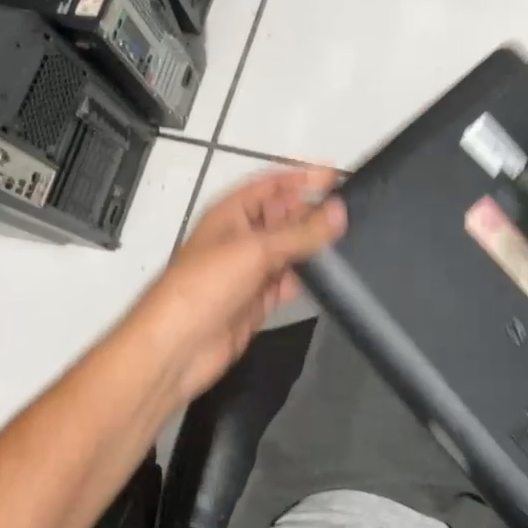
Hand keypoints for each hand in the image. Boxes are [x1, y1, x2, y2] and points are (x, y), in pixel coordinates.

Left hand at [145, 168, 345, 400]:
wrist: (175, 350)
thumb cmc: (204, 287)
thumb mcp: (255, 250)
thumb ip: (302, 232)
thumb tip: (340, 211)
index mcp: (232, 213)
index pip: (273, 184)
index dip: (302, 177)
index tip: (338, 177)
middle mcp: (242, 236)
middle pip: (285, 216)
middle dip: (314, 212)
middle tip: (352, 212)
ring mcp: (251, 269)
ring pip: (291, 249)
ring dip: (315, 246)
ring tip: (352, 239)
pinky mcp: (260, 299)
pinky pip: (291, 280)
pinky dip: (309, 277)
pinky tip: (333, 274)